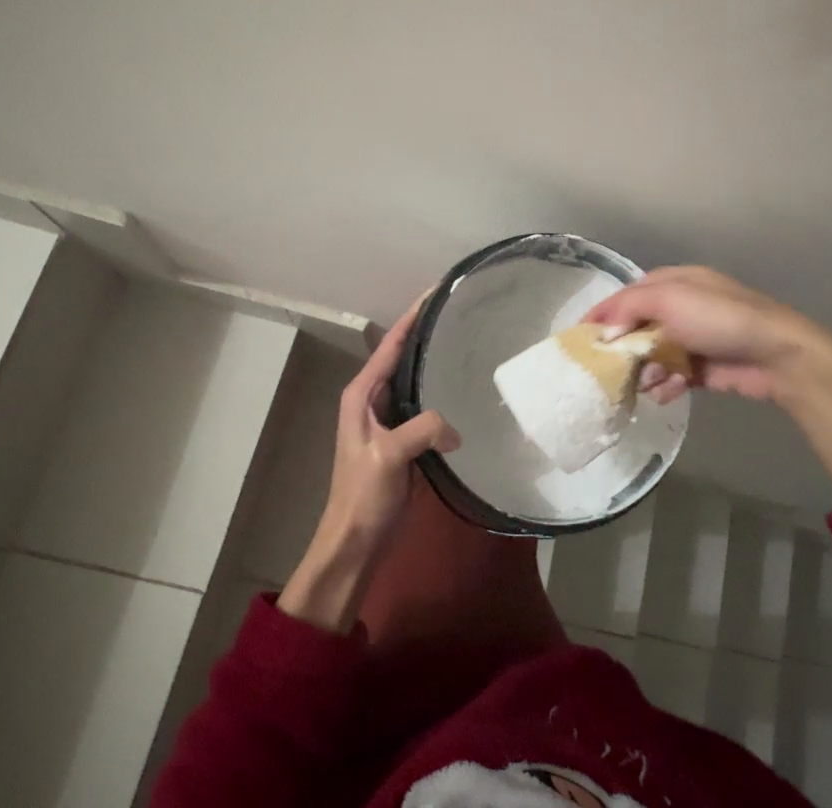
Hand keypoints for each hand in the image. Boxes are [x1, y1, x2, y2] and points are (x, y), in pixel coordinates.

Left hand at [323, 293, 461, 541]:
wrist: (356, 540)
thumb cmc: (363, 495)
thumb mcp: (388, 456)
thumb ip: (422, 430)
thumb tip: (455, 429)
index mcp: (362, 394)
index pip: (391, 343)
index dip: (413, 315)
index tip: (439, 290)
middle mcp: (374, 400)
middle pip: (405, 356)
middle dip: (431, 334)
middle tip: (468, 314)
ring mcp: (390, 420)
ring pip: (419, 382)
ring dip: (439, 365)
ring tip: (475, 345)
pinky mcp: (406, 440)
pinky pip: (430, 408)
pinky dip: (446, 396)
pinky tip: (470, 395)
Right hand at [587, 266, 831, 508]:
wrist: (778, 355)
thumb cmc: (721, 319)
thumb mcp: (670, 300)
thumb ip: (630, 308)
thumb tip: (602, 328)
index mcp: (677, 283)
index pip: (629, 295)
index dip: (604, 314)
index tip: (579, 336)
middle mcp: (685, 307)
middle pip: (640, 327)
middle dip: (623, 347)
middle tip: (603, 368)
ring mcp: (697, 338)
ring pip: (656, 354)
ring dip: (644, 369)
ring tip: (635, 386)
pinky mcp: (708, 368)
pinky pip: (676, 375)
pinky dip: (667, 385)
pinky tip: (663, 394)